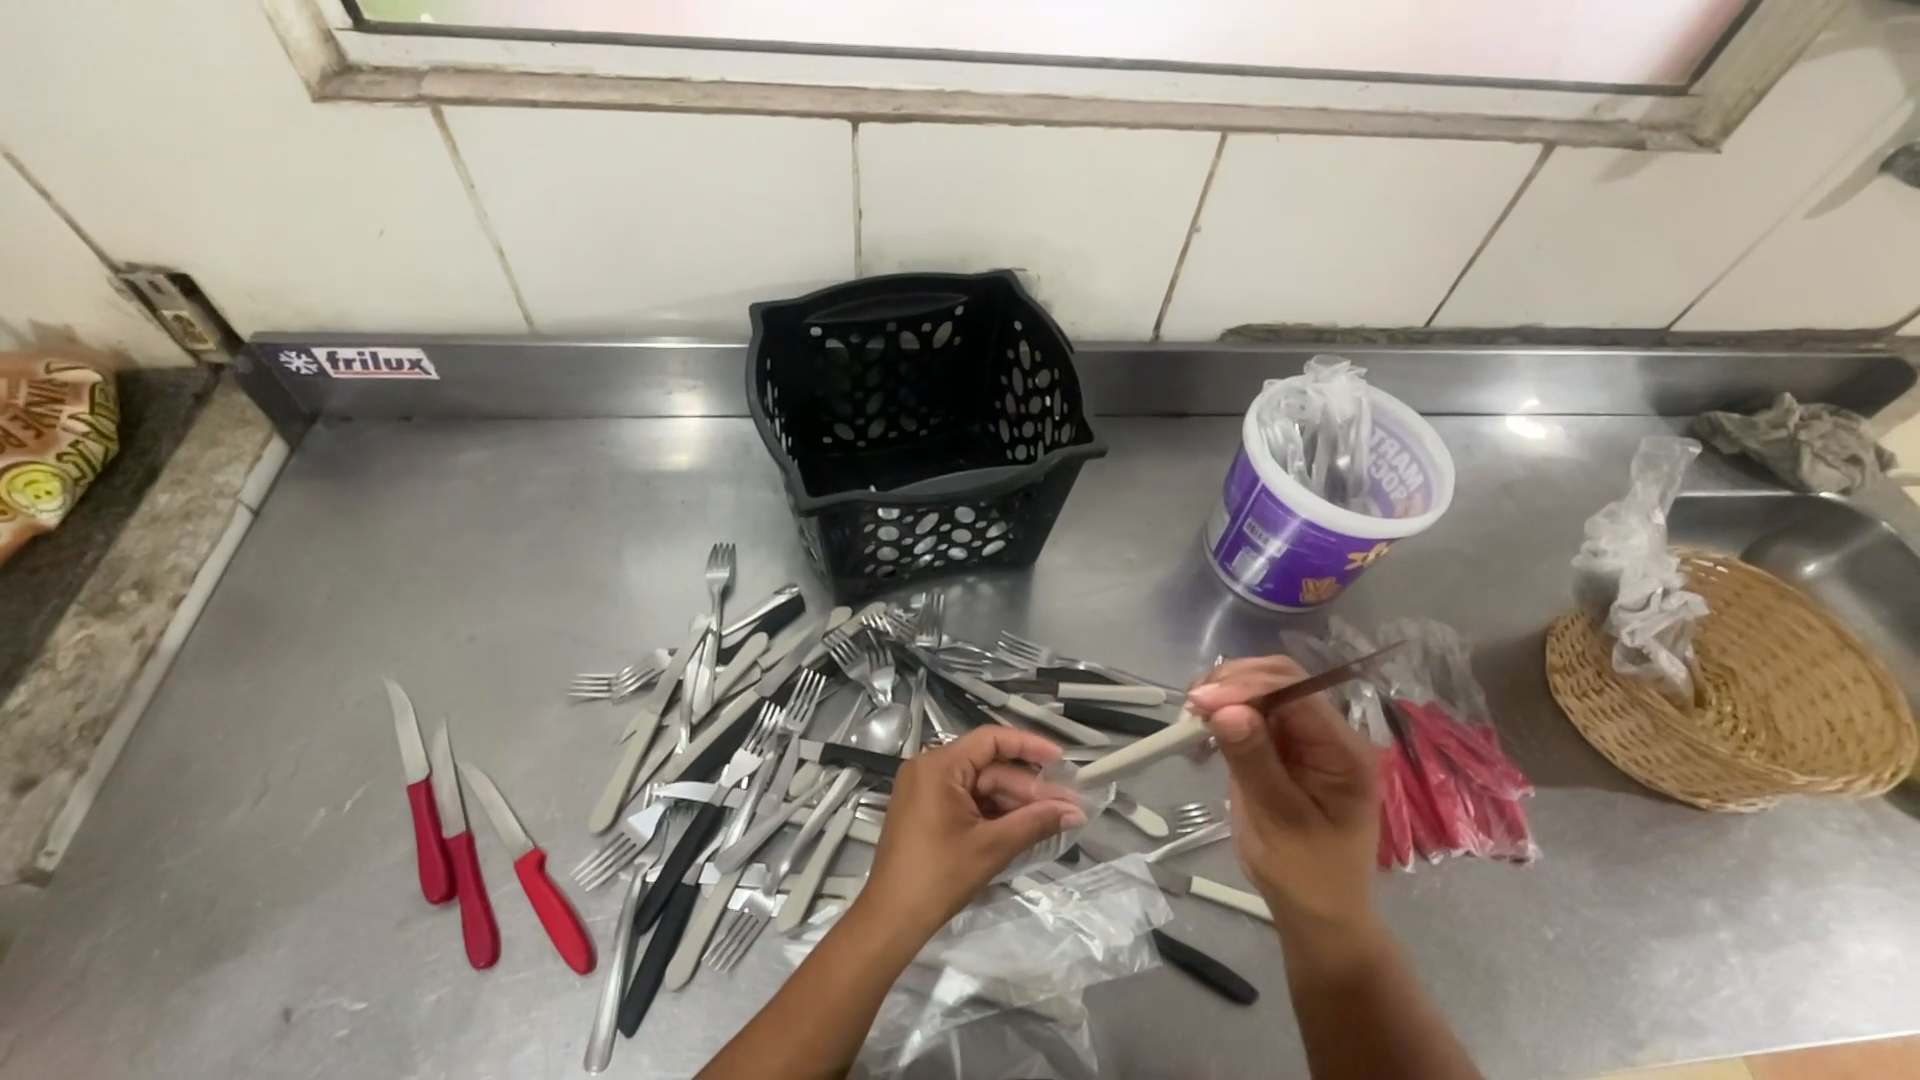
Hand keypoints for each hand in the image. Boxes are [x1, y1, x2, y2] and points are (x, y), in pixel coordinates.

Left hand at [856, 727, 1087, 939]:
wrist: (892, 918)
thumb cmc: (939, 876)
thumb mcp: (992, 847)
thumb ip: (1035, 822)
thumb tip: (1075, 811)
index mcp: (938, 766)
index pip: (990, 740)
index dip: (1028, 745)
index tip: (1061, 760)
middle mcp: (928, 768)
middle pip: (988, 766)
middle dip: (1027, 787)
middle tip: (1066, 804)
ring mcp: (924, 789)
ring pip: (980, 785)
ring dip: (1013, 802)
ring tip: (1052, 818)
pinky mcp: (925, 810)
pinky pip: (966, 799)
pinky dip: (993, 811)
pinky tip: (1023, 825)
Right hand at [1185, 656, 1378, 941]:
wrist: (1317, 911)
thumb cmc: (1306, 875)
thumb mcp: (1278, 822)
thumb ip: (1254, 761)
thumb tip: (1225, 710)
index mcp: (1343, 751)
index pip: (1296, 693)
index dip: (1247, 687)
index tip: (1200, 702)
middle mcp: (1329, 734)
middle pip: (1280, 681)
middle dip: (1233, 684)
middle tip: (1191, 707)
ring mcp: (1306, 739)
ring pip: (1263, 690)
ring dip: (1224, 696)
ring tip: (1192, 719)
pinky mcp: (1282, 747)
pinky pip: (1252, 713)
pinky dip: (1223, 713)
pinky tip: (1202, 730)